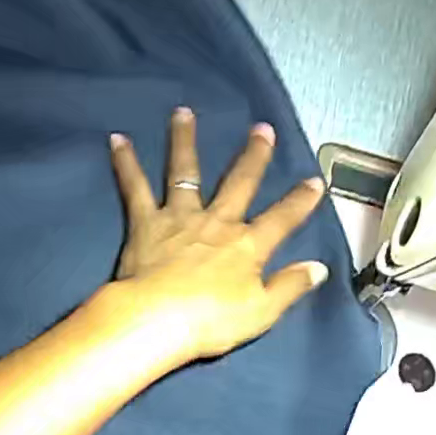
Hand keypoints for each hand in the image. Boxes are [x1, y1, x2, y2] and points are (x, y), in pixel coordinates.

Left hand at [99, 106, 330, 361]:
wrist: (158, 320)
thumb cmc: (211, 322)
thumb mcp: (261, 312)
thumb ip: (290, 287)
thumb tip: (318, 268)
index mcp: (247, 246)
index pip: (282, 219)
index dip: (300, 201)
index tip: (315, 182)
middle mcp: (217, 223)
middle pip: (239, 183)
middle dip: (253, 156)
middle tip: (261, 129)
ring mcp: (180, 219)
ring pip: (185, 172)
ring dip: (185, 140)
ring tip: (182, 113)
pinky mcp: (146, 224)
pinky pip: (135, 188)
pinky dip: (126, 164)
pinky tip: (117, 140)